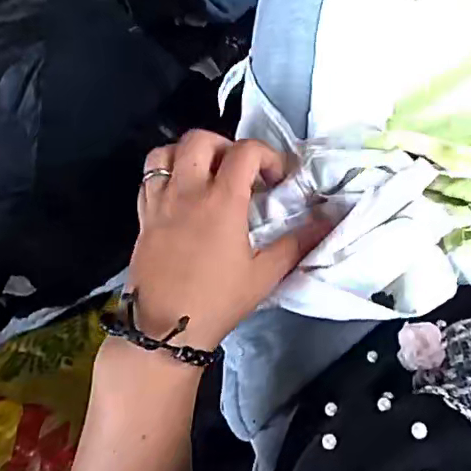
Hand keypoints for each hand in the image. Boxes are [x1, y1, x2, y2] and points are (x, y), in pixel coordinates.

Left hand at [126, 132, 333, 351]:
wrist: (165, 330)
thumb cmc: (218, 301)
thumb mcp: (265, 274)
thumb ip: (297, 243)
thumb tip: (327, 222)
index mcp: (221, 202)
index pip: (245, 152)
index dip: (267, 156)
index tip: (276, 180)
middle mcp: (187, 193)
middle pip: (200, 139)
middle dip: (227, 146)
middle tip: (241, 171)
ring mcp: (160, 203)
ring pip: (167, 152)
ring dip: (191, 154)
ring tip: (208, 175)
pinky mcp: (143, 217)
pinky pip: (149, 178)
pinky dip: (167, 173)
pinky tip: (183, 194)